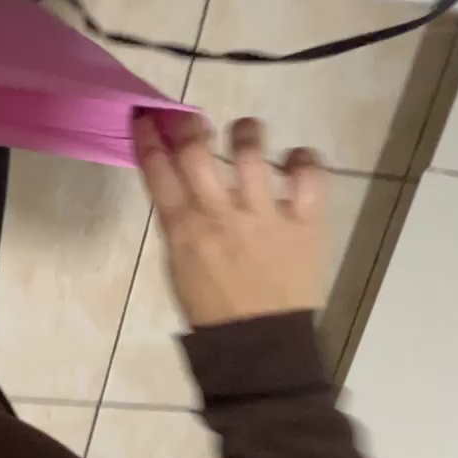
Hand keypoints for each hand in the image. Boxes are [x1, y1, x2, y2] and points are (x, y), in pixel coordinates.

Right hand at [132, 113, 326, 327]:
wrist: (257, 340)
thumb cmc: (209, 303)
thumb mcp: (177, 261)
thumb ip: (178, 221)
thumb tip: (177, 182)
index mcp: (182, 228)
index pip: (156, 170)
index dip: (147, 138)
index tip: (145, 118)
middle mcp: (220, 214)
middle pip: (196, 152)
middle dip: (188, 125)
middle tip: (189, 117)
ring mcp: (265, 215)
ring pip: (252, 153)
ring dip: (245, 132)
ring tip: (245, 131)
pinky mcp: (306, 222)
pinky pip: (312, 176)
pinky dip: (304, 159)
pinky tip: (296, 159)